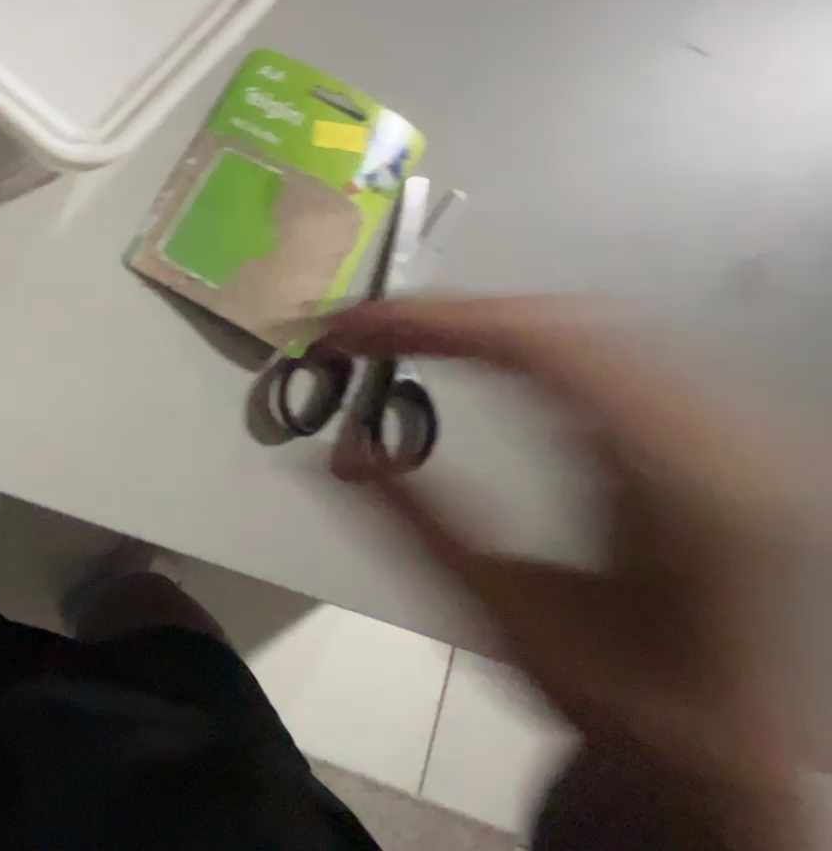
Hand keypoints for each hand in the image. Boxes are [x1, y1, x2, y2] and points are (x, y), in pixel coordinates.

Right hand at [322, 297, 806, 849]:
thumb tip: (327, 455)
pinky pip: (619, 353)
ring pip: (598, 326)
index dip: (437, 322)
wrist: (723, 754)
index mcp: (680, 486)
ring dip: (488, 322)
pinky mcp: (725, 440)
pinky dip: (529, 341)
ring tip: (404, 336)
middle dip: (452, 314)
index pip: (548, 352)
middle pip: (572, 322)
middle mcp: (731, 443)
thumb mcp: (499, 608)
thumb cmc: (614, 697)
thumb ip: (411, 521)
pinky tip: (481, 355)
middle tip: (362, 330)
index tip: (350, 327)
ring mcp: (741, 435)